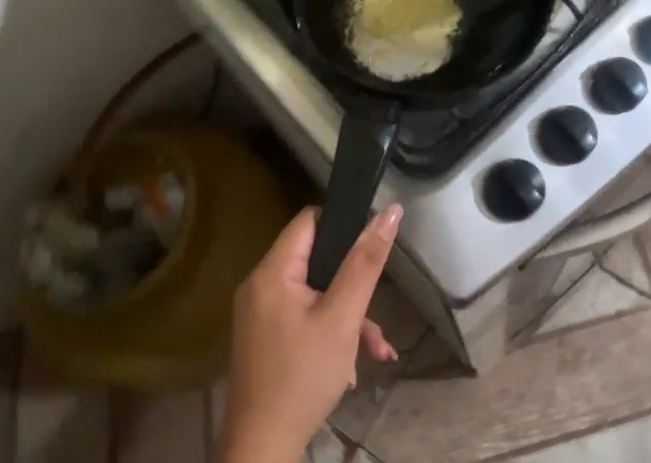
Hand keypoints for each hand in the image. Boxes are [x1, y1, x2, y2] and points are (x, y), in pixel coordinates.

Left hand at [219, 204, 401, 461]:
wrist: (263, 448)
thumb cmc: (303, 377)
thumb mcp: (343, 317)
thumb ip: (365, 262)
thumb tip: (390, 211)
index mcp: (272, 273)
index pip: (310, 220)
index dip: (344, 223)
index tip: (373, 245)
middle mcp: (260, 286)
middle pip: (316, 260)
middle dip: (353, 284)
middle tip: (375, 307)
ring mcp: (261, 315)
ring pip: (316, 295)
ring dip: (349, 316)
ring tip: (376, 348)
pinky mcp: (267, 339)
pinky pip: (305, 319)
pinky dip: (331, 334)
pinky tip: (355, 366)